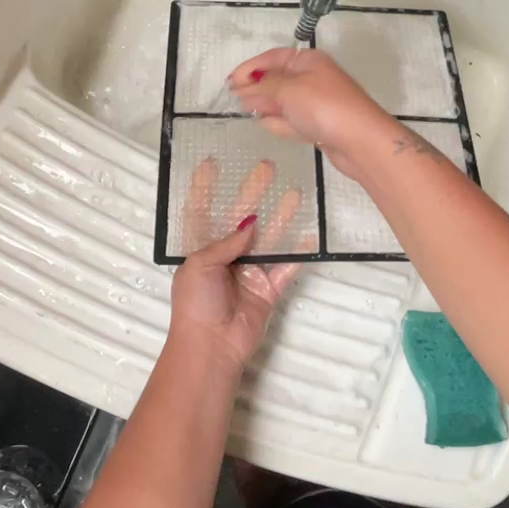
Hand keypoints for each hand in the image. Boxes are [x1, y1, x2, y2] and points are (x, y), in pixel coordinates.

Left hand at [169, 159, 304, 373]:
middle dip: (252, 193)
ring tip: (295, 192)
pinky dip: (299, 252)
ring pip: (269, 239)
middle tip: (267, 168)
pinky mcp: (269, 290)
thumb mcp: (200, 265)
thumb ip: (226, 242)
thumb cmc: (196, 302)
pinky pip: (287, 268)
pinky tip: (311, 233)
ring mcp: (249, 273)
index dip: (206, 188)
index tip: (213, 162)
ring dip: (281, 216)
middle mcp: (226, 258)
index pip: (202, 212)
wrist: (212, 345)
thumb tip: (251, 223)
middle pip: (241, 219)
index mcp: (201, 250)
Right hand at [228, 49, 399, 182]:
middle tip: (234, 98)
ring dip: (266, 105)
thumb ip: (264, 85)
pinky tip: (264, 123)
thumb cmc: (323, 107)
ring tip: (246, 109)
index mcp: (308, 62)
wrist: (360, 141)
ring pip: (284, 102)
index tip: (230, 82)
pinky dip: (279, 122)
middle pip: (278, 79)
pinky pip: (293, 121)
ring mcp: (316, 104)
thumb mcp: (288, 89)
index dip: (250, 68)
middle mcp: (312, 79)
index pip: (273, 58)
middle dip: (256, 87)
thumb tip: (245, 85)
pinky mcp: (319, 126)